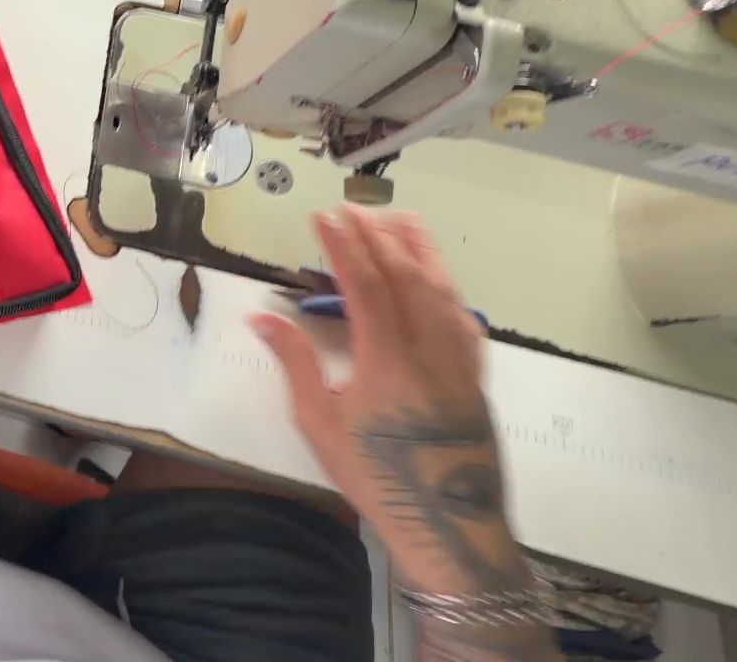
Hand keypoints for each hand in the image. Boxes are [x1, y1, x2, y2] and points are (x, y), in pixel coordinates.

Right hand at [248, 208, 525, 598]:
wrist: (449, 527)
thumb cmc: (374, 474)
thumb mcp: (320, 422)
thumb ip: (295, 363)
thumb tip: (260, 318)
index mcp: (389, 365)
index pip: (367, 290)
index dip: (345, 249)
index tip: (324, 218)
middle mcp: (431, 356)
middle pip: (409, 282)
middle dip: (380, 239)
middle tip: (354, 209)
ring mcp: (460, 366)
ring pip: (444, 296)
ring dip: (421, 253)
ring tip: (402, 220)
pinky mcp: (476, 379)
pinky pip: (466, 323)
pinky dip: (449, 290)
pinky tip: (439, 278)